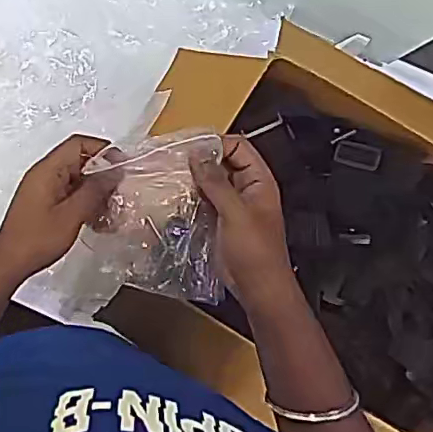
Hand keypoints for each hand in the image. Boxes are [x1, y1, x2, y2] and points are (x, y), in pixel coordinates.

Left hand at [0, 134, 115, 283]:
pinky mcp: (44, 202)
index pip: (79, 144)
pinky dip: (84, 202)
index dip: (103, 151)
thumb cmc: (37, 239)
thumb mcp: (73, 214)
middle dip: (102, 175)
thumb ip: (95, 190)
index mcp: (48, 170)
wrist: (10, 262)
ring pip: (77, 179)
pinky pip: (69, 193)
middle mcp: (44, 174)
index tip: (121, 167)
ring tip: (109, 211)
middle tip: (118, 193)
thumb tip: (114, 172)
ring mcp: (43, 188)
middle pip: (79, 160)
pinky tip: (95, 220)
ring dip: (95, 192)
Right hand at [193, 135, 296, 307]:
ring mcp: (233, 205)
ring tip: (173, 176)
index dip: (217, 144)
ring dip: (195, 179)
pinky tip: (177, 197)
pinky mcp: (220, 220)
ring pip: (212, 182)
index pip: (239, 147)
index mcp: (259, 181)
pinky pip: (205, 201)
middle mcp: (247, 189)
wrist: (258, 287)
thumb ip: (217, 183)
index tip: (192, 147)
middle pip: (223, 162)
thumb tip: (198, 155)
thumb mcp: (236, 213)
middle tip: (177, 161)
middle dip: (202, 160)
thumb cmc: (256, 252)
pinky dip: (192, 197)